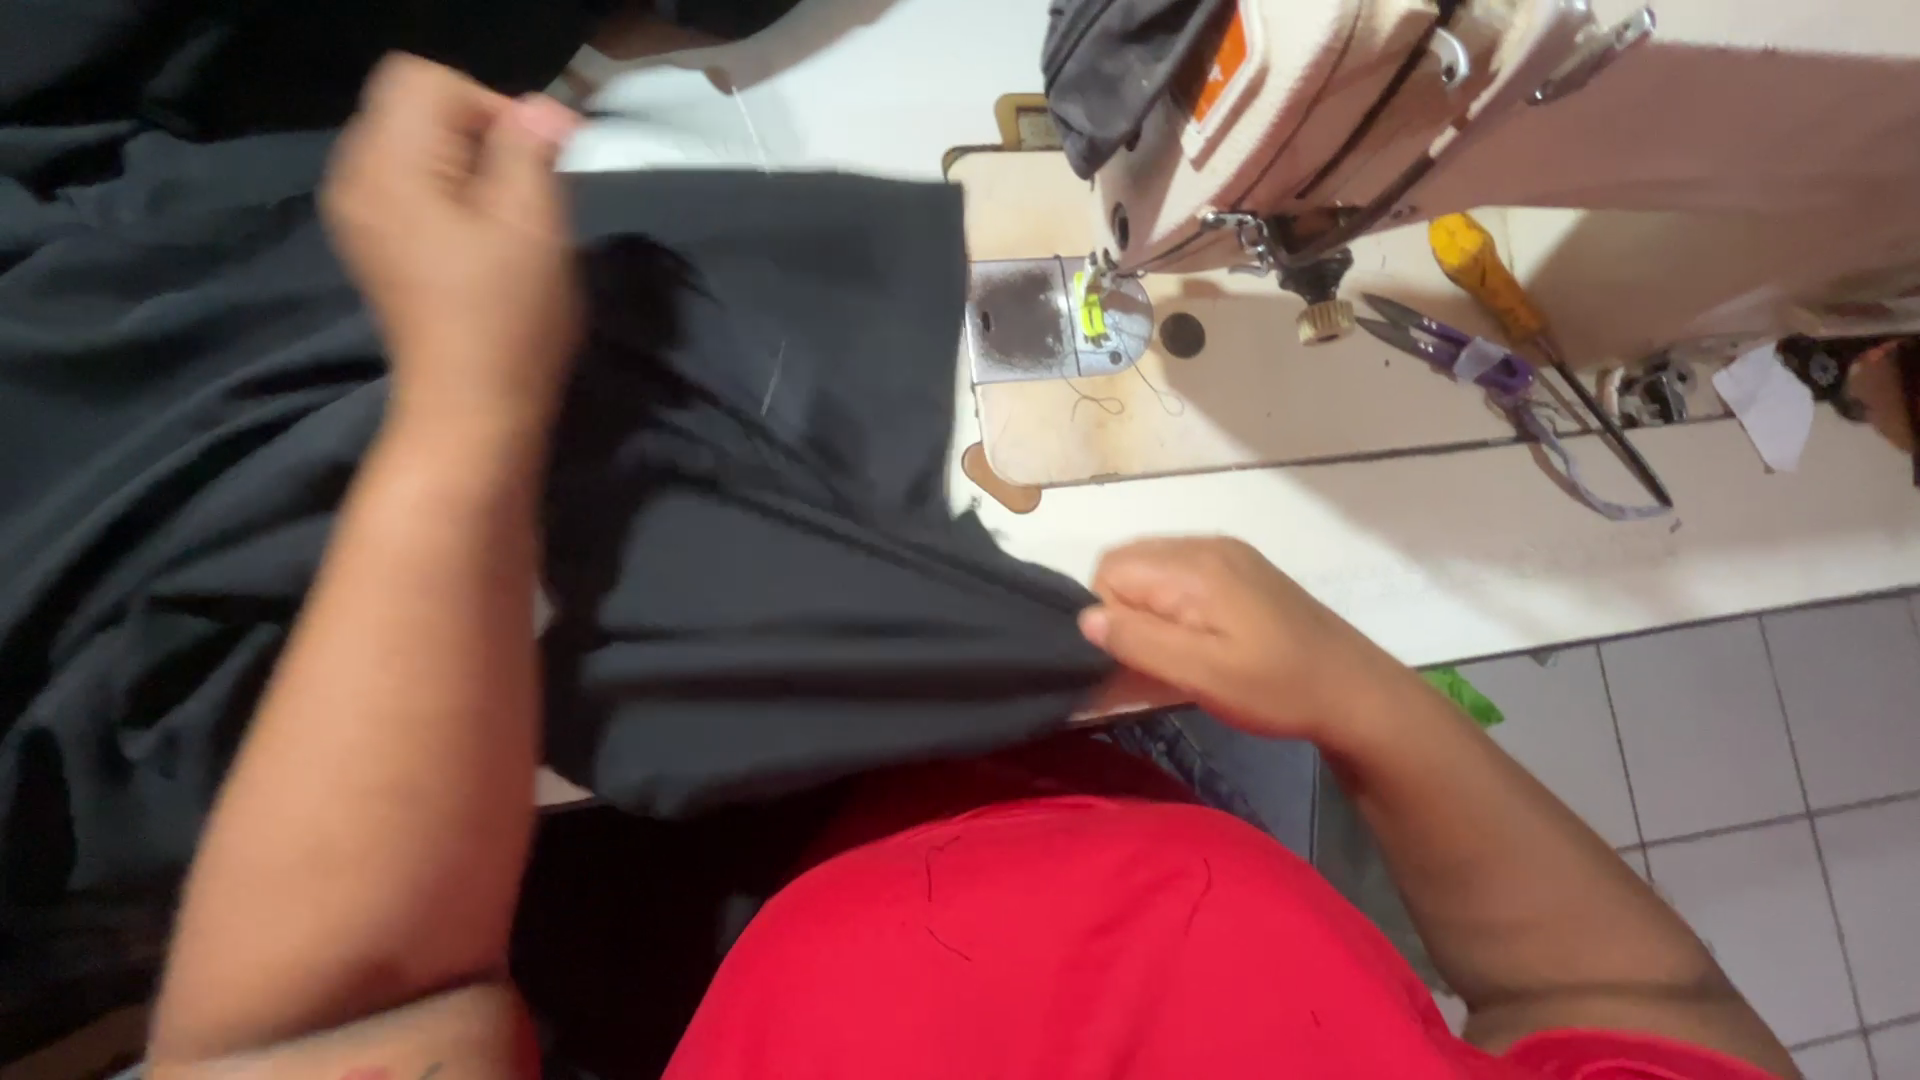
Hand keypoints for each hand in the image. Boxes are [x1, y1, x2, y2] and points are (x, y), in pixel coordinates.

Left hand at [322, 54, 583, 436]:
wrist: (473, 407)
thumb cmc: (509, 319)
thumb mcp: (534, 225)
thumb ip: (531, 151)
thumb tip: (544, 109)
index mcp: (389, 163)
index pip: (428, 80)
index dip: (494, 107)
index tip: (543, 164)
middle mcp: (357, 176)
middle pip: (416, 110)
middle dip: (483, 139)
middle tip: (532, 199)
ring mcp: (361, 216)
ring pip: (418, 152)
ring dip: (473, 173)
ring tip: (511, 225)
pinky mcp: (377, 248)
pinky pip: (413, 192)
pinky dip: (453, 201)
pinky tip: (482, 245)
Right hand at [1078, 537, 1398, 741]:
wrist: (1357, 691)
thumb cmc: (1278, 688)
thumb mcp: (1203, 675)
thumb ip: (1140, 642)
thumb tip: (1084, 617)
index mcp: (1195, 567)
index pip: (1110, 570)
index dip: (1108, 616)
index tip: (1136, 657)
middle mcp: (1206, 546)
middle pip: (1127, 563)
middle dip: (1124, 610)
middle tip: (1153, 657)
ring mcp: (1226, 553)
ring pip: (1151, 568)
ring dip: (1147, 608)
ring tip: (1175, 650)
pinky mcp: (1241, 568)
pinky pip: (1180, 573)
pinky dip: (1171, 602)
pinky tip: (1197, 636)